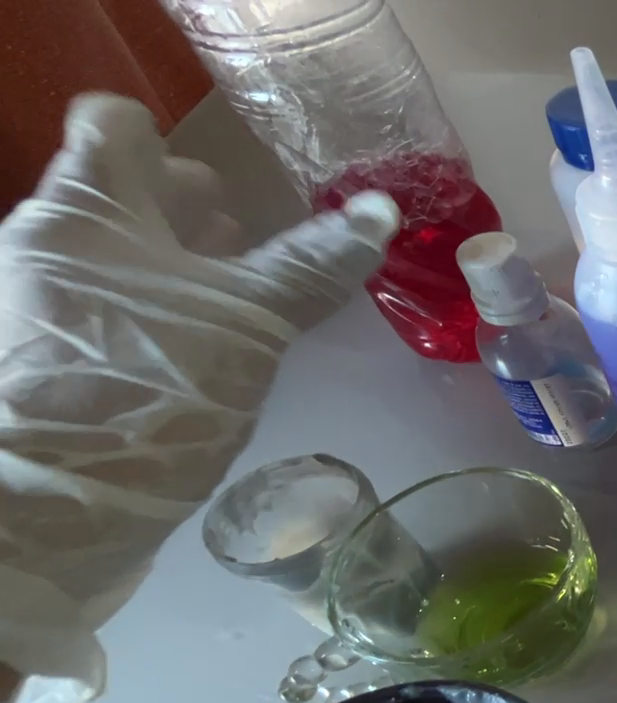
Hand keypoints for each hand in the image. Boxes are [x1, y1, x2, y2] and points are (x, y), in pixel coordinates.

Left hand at [0, 94, 398, 702]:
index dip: (178, 138)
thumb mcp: (252, 316)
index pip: (117, 127)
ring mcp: (58, 293)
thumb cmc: (154, 377)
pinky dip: (179, 301)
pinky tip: (220, 336)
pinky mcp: (73, 344)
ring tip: (254, 289)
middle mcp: (57, 236)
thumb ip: (312, 263)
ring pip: (133, 249)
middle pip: (130, 191)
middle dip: (198, 205)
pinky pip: (132, 297)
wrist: (67, 484)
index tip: (241, 176)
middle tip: (266, 237)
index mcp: (90, 208)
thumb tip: (380, 207)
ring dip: (194, 258)